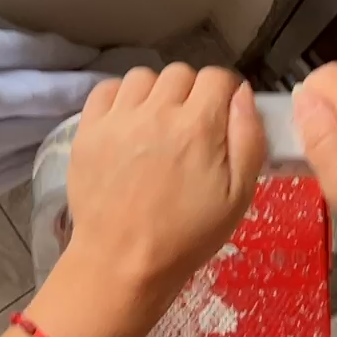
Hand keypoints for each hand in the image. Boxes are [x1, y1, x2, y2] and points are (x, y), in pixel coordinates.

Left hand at [64, 64, 266, 304]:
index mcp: (198, 126)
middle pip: (181, 73)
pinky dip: (120, 98)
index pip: (218, 77)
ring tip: (157, 124)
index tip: (223, 114)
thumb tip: (243, 93)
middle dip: (192, 93)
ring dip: (156, 93)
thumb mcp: (239, 195)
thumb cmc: (187, 235)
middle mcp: (157, 112)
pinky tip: (127, 123)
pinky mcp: (88, 130)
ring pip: (143, 77)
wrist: (122, 263)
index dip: (226, 92)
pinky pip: (106, 89)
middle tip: (191, 126)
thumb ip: (249, 137)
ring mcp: (118, 119)